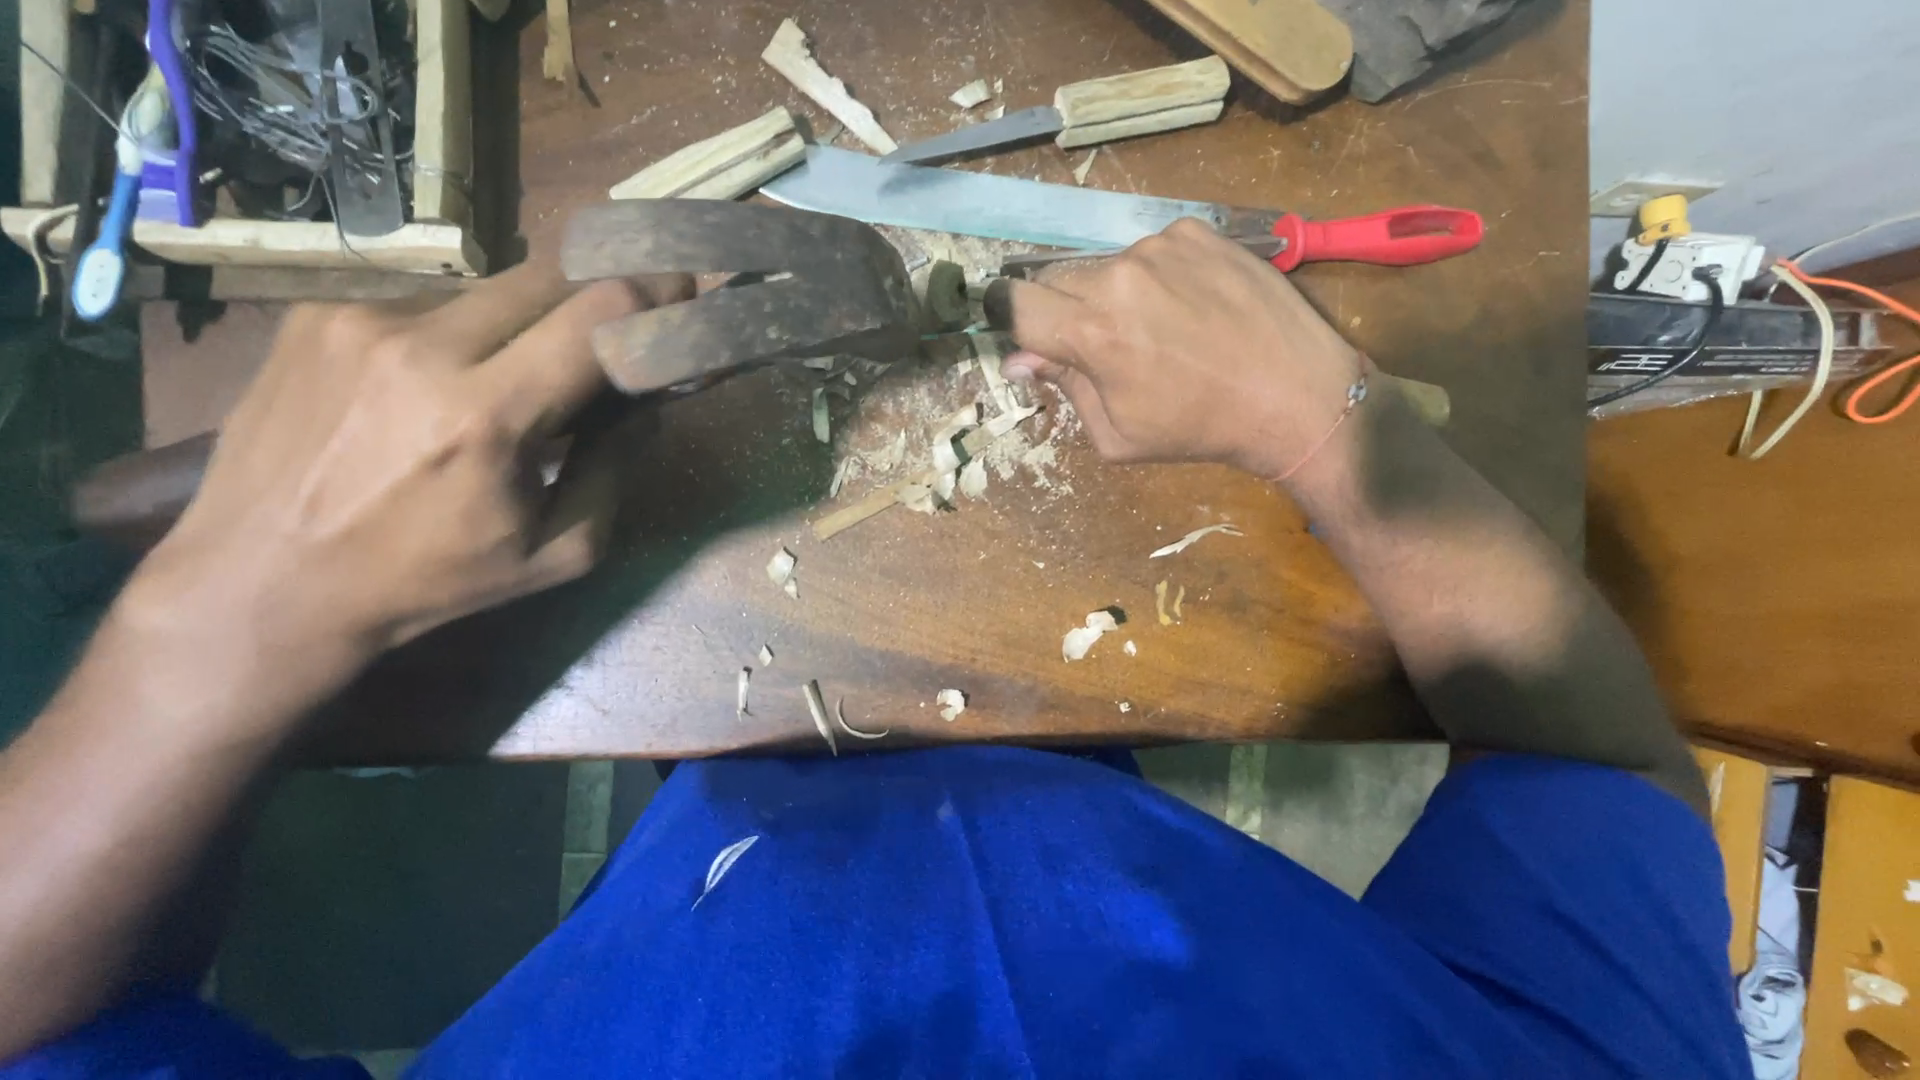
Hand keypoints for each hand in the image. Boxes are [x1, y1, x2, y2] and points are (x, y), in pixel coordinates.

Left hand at [122, 262, 691, 712]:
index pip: (597, 317)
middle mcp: (421, 348)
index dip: (654, 294)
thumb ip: (616, 470)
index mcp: (486, 418)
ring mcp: (359, 320)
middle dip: (596, 299)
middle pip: (548, 279)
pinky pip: (425, 304)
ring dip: (525, 322)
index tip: (686, 289)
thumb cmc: (428, 582)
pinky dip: (459, 334)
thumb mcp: (556, 554)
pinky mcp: (315, 315)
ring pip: (487, 290)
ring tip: (513, 375)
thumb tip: (646, 403)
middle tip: (613, 330)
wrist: (262, 584)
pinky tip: (437, 382)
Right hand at [998, 218, 1363, 478]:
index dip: (1006, 317)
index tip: (1023, 332)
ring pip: (1104, 266)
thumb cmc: (1198, 429)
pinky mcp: (1197, 231)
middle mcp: (1118, 274)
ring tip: (1161, 329)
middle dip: (1065, 312)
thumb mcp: (1115, 434)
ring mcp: (1160, 245)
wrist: (1295, 395)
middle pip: (1055, 281)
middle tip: (1104, 347)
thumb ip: (1063, 387)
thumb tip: (1020, 358)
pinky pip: (1151, 250)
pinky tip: (1190, 306)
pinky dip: (1156, 276)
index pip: (1013, 302)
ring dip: (1113, 294)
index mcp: (1092, 331)